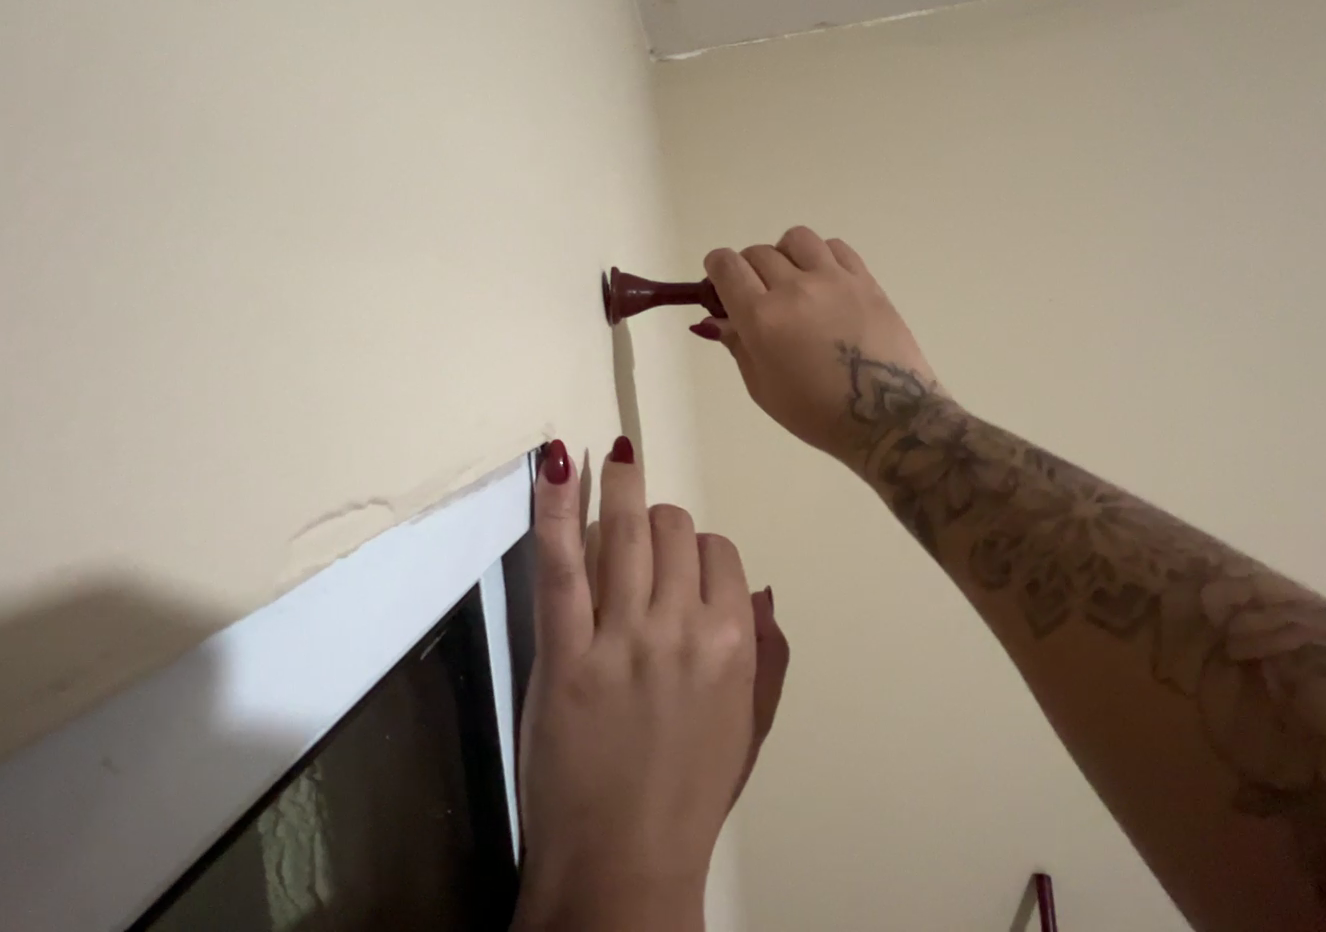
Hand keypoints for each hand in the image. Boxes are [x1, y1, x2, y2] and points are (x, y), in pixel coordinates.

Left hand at [514, 439, 787, 931]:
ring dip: (621, 486)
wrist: (623, 867)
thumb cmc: (689, 799)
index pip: (720, 554)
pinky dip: (559, 508)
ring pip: (628, 532)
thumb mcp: (749, 728)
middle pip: (675, 532)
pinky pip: (563, 564)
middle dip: (661, 520)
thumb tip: (760, 589)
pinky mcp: (564, 653)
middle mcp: (684, 629)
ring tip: (611, 457)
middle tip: (641, 529)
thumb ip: (767, 655)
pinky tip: (558, 465)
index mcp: (733, 645)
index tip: (678, 564)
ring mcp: (623, 638)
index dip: (698, 551)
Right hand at [698, 228, 936, 466]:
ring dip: (784, 255)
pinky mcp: (865, 280)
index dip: (716, 268)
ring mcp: (834, 280)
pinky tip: (823, 282)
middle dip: (747, 271)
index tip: (719, 281)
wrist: (887, 416)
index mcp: (762, 319)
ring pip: (796, 239)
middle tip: (756, 296)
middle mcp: (794, 289)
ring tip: (792, 282)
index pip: (727, 267)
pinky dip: (820, 257)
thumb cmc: (815, 413)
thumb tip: (718, 319)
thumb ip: (737, 345)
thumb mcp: (762, 388)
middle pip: (757, 253)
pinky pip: (834, 247)